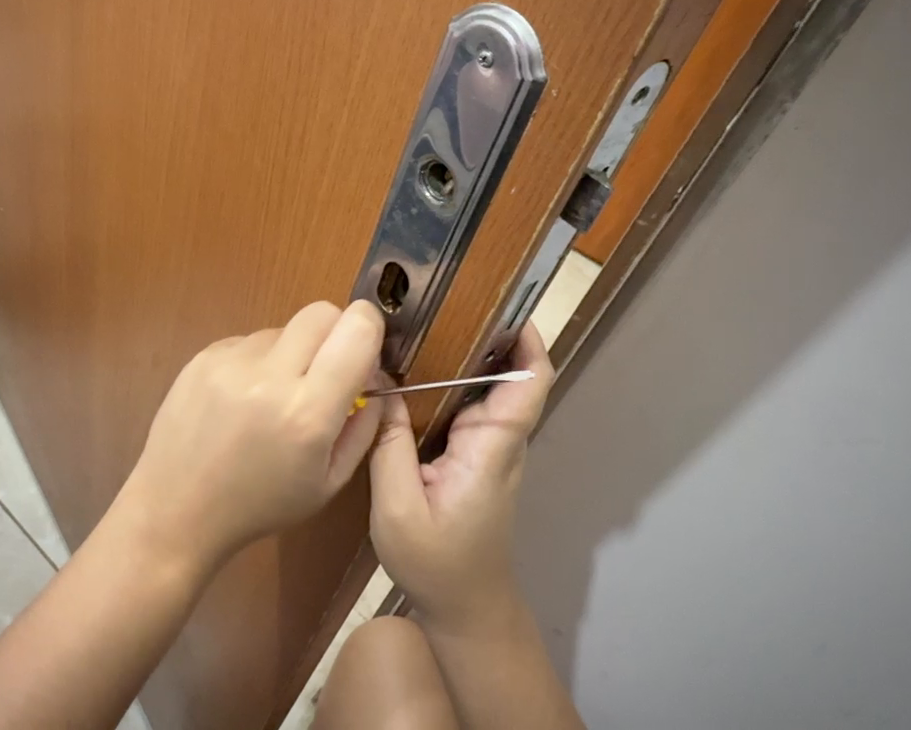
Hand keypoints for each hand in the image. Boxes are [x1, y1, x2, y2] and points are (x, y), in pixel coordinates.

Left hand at [112, 300, 386, 568]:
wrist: (177, 507)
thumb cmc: (261, 504)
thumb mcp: (329, 482)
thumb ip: (364, 424)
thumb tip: (377, 373)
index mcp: (308, 413)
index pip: (357, 329)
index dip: (371, 330)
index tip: (367, 352)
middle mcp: (270, 376)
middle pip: (322, 312)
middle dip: (336, 332)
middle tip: (326, 370)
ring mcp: (231, 361)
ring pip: (284, 328)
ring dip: (293, 351)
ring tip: (275, 396)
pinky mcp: (204, 355)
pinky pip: (251, 339)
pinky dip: (259, 360)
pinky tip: (244, 399)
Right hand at [369, 322, 553, 627]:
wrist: (465, 607)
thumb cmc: (437, 564)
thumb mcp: (397, 508)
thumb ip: (389, 445)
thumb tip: (381, 384)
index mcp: (491, 448)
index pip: (529, 384)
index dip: (528, 341)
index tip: (503, 305)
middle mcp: (498, 440)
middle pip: (507, 374)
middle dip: (482, 333)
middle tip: (435, 302)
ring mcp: (488, 447)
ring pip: (485, 387)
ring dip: (462, 355)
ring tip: (415, 326)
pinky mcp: (473, 455)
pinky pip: (466, 405)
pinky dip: (445, 381)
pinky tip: (410, 370)